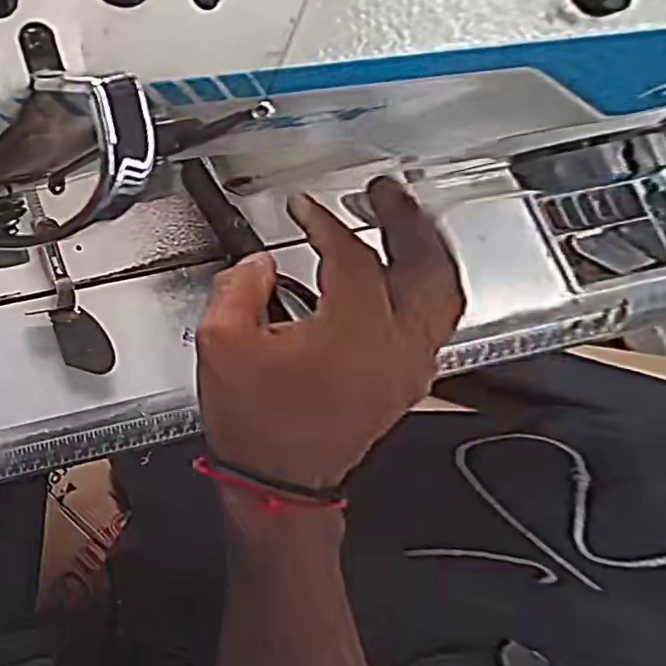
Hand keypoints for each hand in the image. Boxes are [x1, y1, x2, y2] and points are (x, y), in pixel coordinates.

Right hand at [195, 177, 463, 489]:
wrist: (278, 472)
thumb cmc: (252, 414)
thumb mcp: (220, 342)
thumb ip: (237, 290)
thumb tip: (256, 265)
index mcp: (352, 330)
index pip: (350, 258)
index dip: (324, 225)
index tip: (304, 209)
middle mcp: (398, 344)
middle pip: (427, 267)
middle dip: (406, 222)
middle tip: (386, 194)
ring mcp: (411, 363)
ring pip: (444, 293)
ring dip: (426, 252)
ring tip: (403, 226)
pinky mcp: (408, 378)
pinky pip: (433, 319)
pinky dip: (422, 286)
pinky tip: (396, 279)